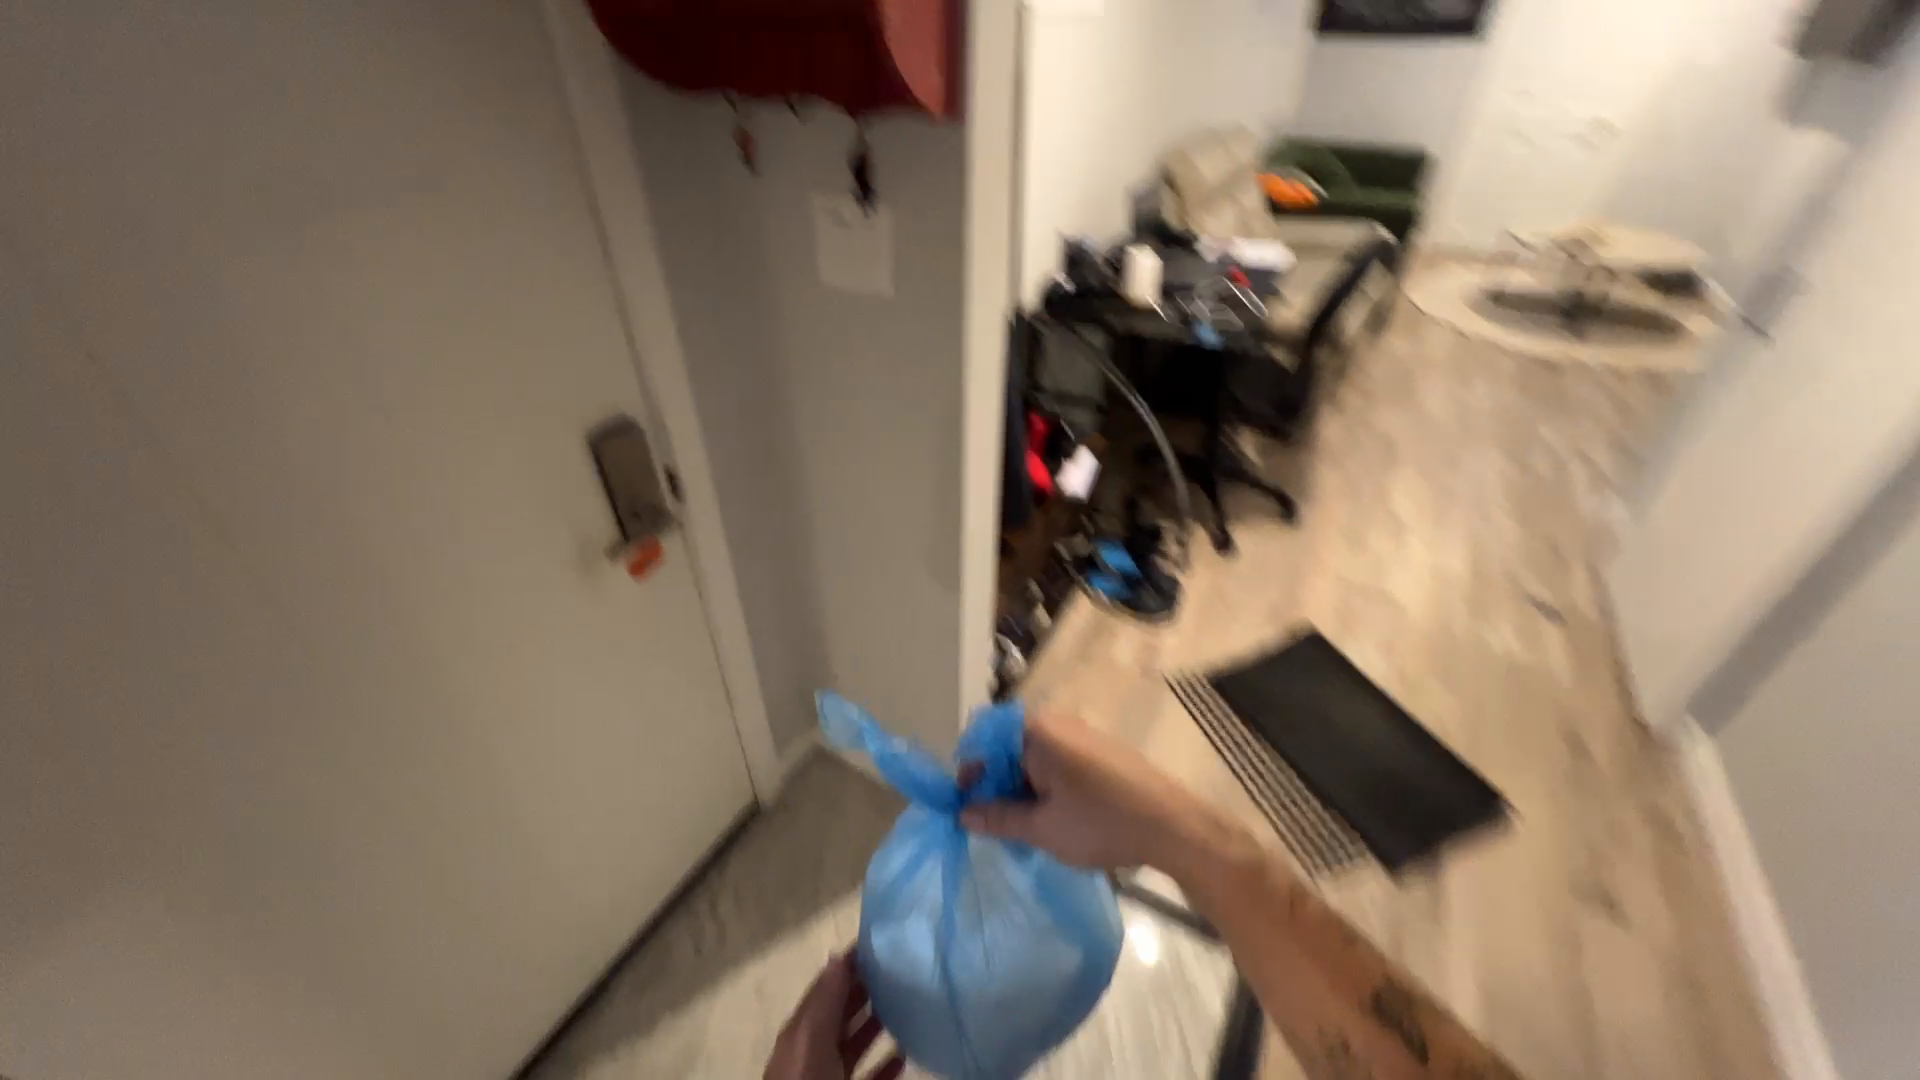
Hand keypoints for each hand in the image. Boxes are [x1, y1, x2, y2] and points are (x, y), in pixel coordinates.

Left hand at [764, 951, 904, 1079]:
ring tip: (904, 1009)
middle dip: (866, 991)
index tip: (879, 943)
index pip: (826, 987)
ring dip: (876, 1027)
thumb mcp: (813, 1039)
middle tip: (899, 970)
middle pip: (841, 1013)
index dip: (849, 964)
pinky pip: (867, 1077)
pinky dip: (884, 1067)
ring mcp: (828, 1077)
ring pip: (854, 1046)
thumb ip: (826, 1000)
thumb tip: (838, 954)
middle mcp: (813, 1051)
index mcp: (802, 1030)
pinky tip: (903, 1058)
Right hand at [960, 710, 1226, 873]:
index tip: (968, 812)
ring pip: (1033, 758)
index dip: (970, 777)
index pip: (983, 744)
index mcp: (1035, 732)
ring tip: (1027, 828)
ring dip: (1022, 789)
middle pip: (1007, 749)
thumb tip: (963, 813)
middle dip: (997, 786)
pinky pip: (1057, 762)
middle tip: (998, 826)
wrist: (1173, 825)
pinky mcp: (1099, 749)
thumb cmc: (1100, 823)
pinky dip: (1046, 786)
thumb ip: (997, 818)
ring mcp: (1081, 734)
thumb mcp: (1041, 828)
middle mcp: (1056, 722)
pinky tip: (1056, 818)